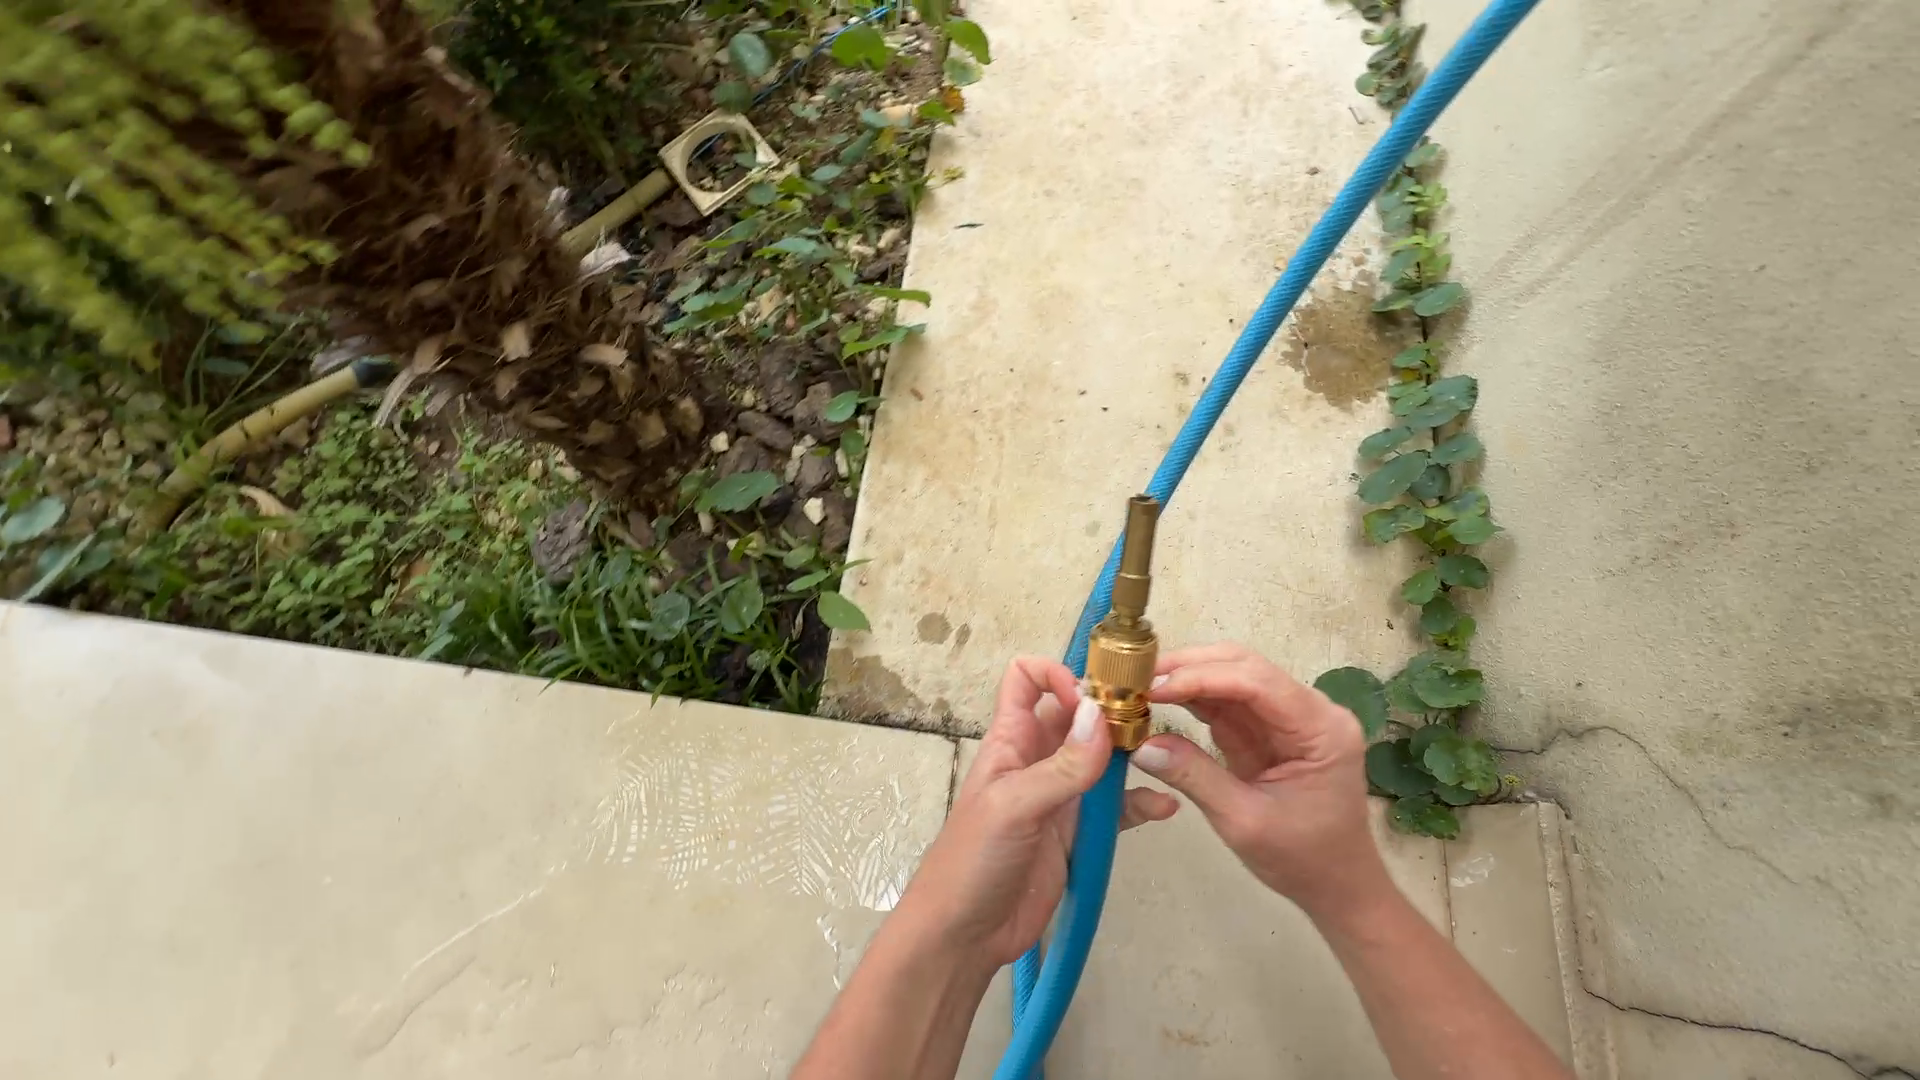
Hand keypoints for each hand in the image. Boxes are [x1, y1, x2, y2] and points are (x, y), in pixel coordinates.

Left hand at [899, 656, 1177, 968]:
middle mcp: (1038, 757)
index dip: (1057, 675)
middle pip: (1076, 713)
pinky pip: (1115, 807)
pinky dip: (1139, 803)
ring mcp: (1060, 794)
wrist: (966, 934)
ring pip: (1101, 757)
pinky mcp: (1078, 830)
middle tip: (1148, 721)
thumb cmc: (974, 859)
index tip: (1090, 699)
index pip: (1027, 679)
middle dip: (1110, 710)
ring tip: (1160, 758)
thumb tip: (1100, 716)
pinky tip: (1164, 808)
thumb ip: (1060, 766)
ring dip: (1130, 753)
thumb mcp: (1014, 806)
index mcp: (1011, 738)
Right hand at [1129, 643, 1388, 920]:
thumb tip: (1140, 746)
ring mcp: (1287, 716)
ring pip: (1231, 675)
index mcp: (1320, 729)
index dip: (1201, 676)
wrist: (1336, 887)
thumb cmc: (1301, 859)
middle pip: (1244, 665)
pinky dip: (1190, 697)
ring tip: (1140, 683)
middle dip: (1190, 666)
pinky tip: (1158, 697)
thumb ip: (1194, 776)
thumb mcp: (1243, 822)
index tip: (1153, 687)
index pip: (1256, 681)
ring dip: (1186, 676)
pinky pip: (1225, 700)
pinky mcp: (1265, 727)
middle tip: (1138, 677)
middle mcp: (1309, 710)